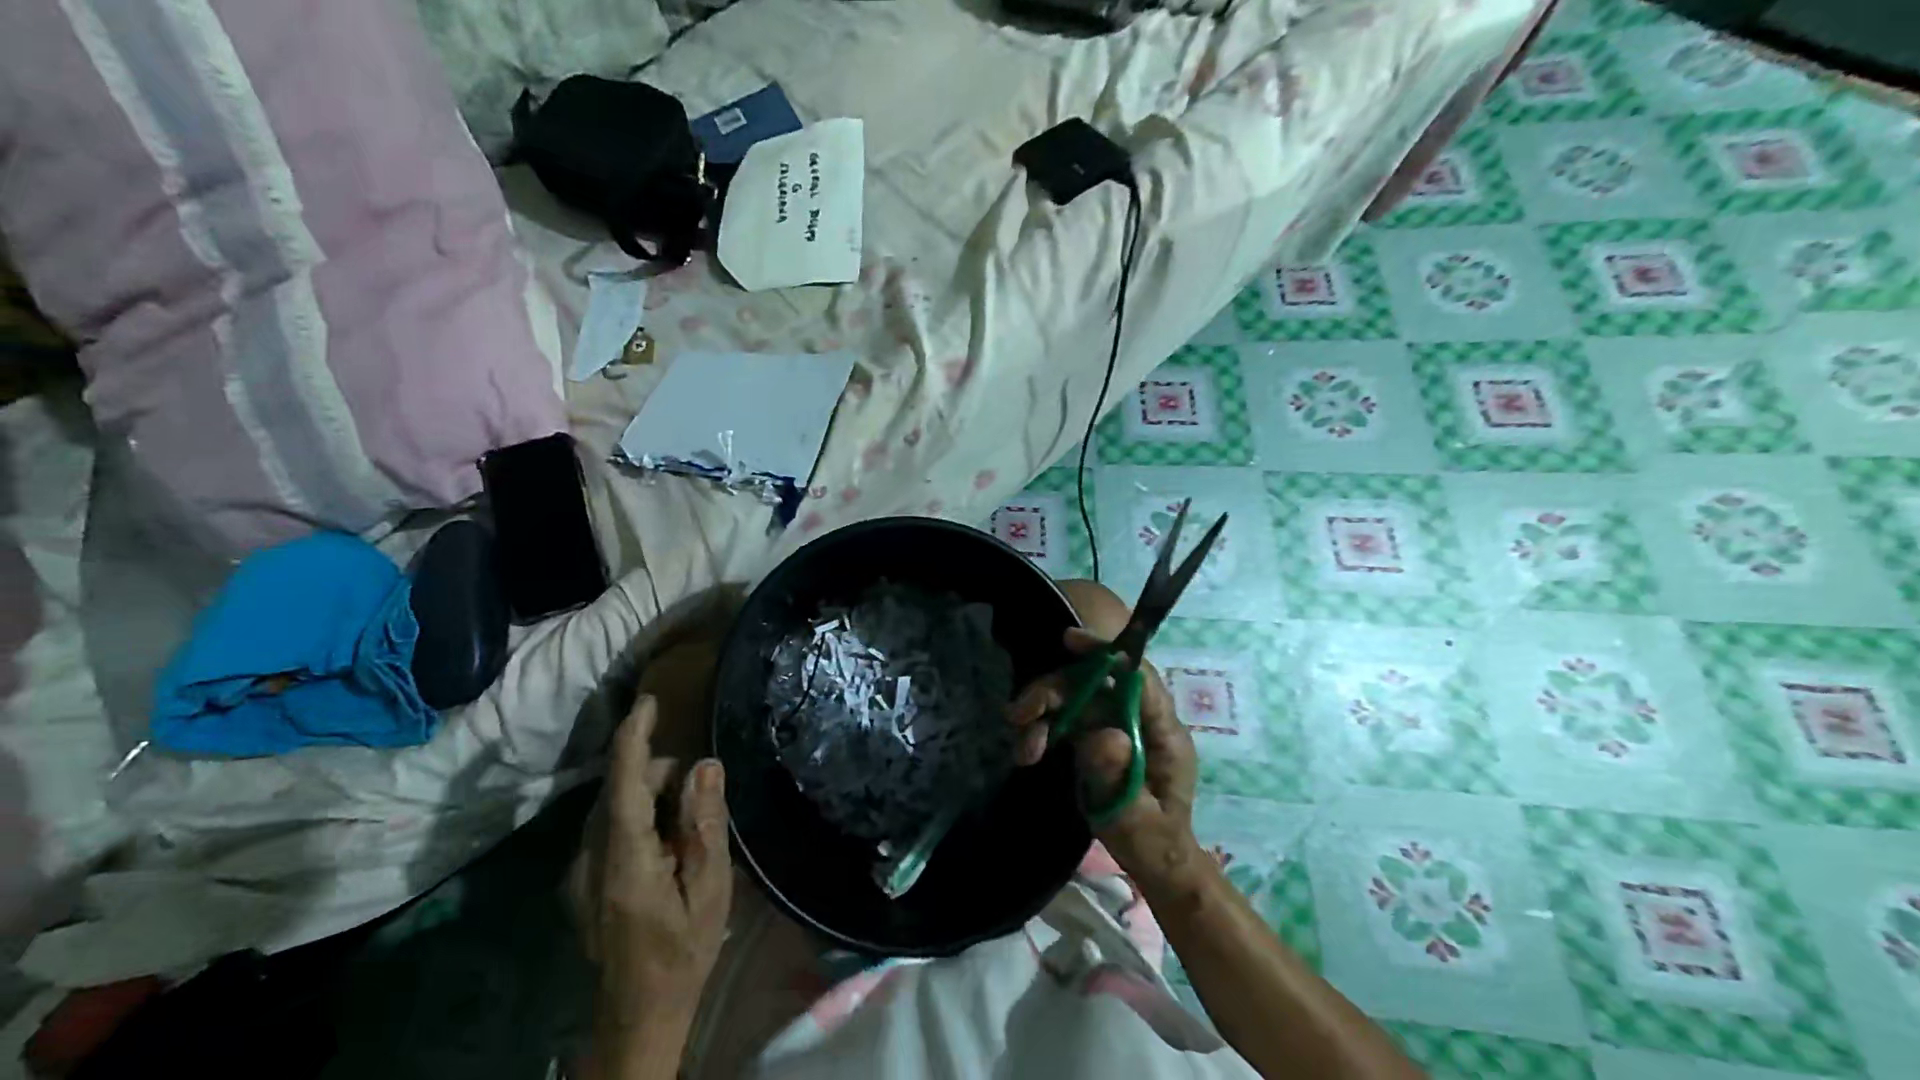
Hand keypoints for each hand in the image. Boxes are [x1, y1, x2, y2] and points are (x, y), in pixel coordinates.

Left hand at [569, 695, 731, 1079]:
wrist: (636, 1013)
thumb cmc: (684, 949)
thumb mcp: (710, 887)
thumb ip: (705, 824)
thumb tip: (704, 765)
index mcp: (624, 859)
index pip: (624, 782)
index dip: (634, 737)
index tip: (648, 701)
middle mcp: (588, 858)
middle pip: (617, 789)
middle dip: (656, 772)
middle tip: (700, 792)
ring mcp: (576, 872)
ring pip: (608, 807)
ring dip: (646, 795)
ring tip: (686, 824)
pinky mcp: (576, 883)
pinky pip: (604, 828)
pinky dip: (634, 817)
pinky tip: (663, 846)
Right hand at [1006, 628, 1202, 890]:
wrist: (1154, 865)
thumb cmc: (1154, 844)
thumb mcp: (1138, 821)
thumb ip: (1119, 779)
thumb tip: (1102, 736)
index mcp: (1163, 731)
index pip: (1137, 677)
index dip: (1104, 653)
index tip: (1068, 640)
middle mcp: (1138, 720)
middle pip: (1094, 685)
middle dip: (1054, 691)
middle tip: (1019, 714)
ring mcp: (1116, 728)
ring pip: (1075, 701)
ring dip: (1042, 714)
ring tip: (1023, 749)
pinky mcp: (1097, 740)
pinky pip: (1066, 722)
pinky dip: (1043, 731)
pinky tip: (1027, 753)